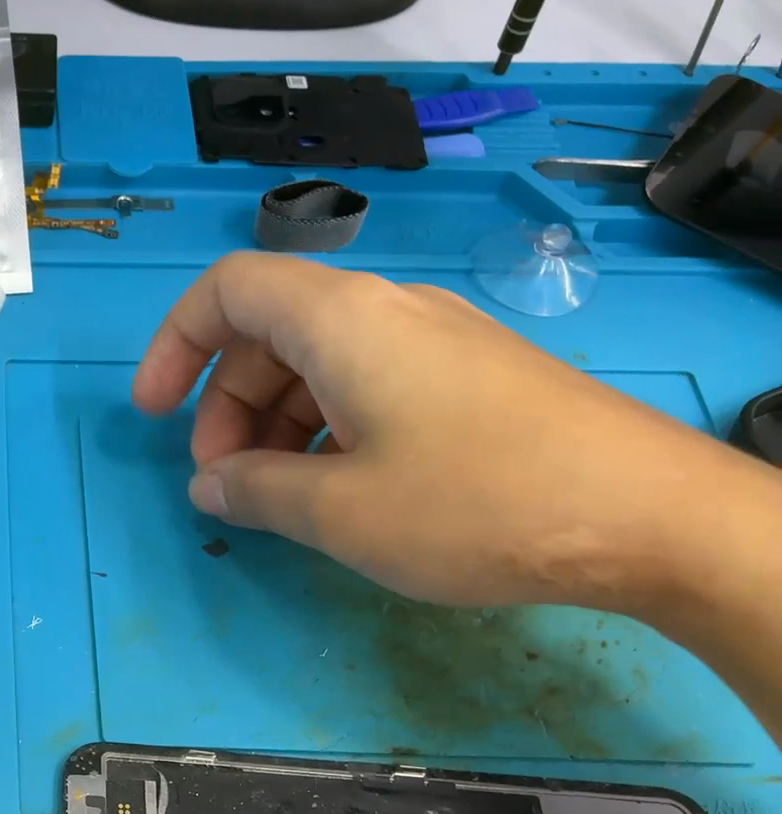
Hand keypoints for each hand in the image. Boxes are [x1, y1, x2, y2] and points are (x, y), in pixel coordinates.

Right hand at [132, 252, 753, 613]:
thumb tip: (209, 488)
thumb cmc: (476, 502)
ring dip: (269, 426)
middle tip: (221, 482)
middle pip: (265, 336)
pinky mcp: (466, 379)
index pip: (228, 291)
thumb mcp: (338, 510)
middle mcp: (385, 314)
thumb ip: (252, 491)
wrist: (662, 522)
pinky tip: (333, 490)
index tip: (152, 411)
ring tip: (273, 497)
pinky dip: (321, 431)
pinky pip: (363, 386)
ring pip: (313, 366)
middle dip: (222, 407)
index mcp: (342, 321)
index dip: (173, 344)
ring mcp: (432, 344)